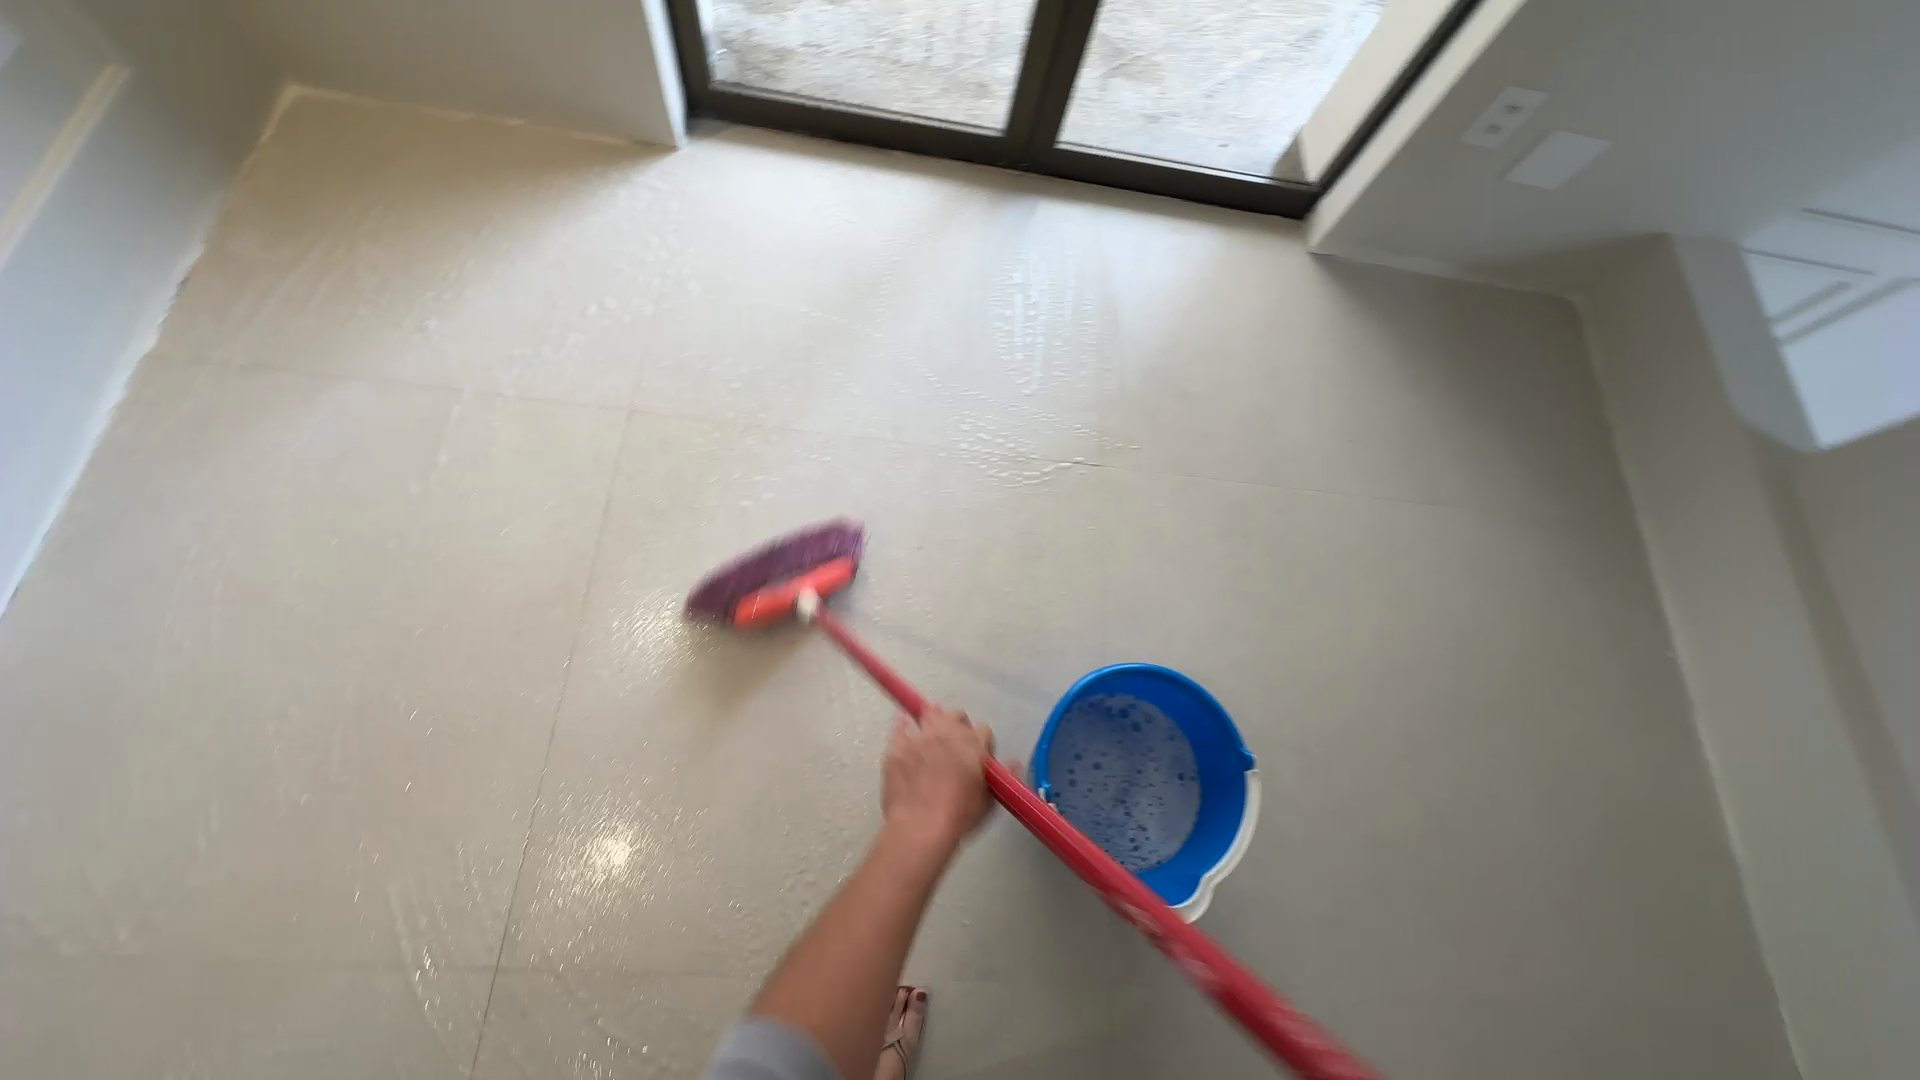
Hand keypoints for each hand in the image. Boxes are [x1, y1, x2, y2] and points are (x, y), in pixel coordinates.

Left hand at [881, 705, 994, 848]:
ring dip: (931, 724)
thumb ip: (1002, 777)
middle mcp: (948, 733)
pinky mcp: (897, 745)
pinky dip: (904, 731)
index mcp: (973, 744)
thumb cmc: (958, 817)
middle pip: (955, 715)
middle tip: (953, 748)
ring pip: (929, 714)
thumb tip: (1014, 762)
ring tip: (929, 743)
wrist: (919, 827)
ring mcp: (920, 736)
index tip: (977, 758)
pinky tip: (905, 744)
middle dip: (956, 727)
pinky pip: (900, 726)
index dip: (981, 744)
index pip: (983, 730)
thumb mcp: (989, 802)